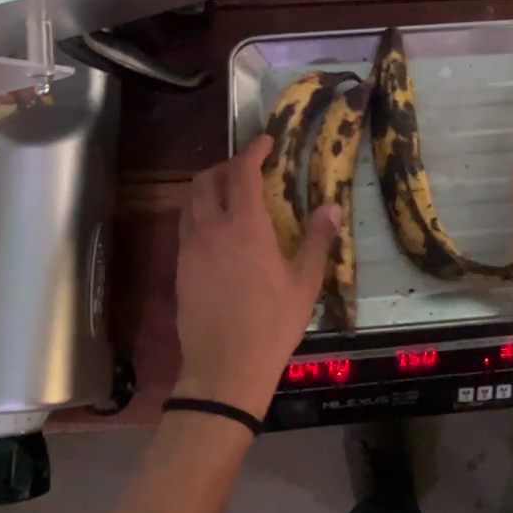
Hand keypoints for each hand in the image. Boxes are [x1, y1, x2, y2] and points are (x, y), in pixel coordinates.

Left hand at [172, 135, 336, 416]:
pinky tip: (216, 228)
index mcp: (245, 227)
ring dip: (208, 186)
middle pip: (207, 179)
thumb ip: (316, 240)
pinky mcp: (180, 268)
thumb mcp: (304, 284)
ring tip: (229, 192)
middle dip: (227, 165)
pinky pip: (185, 225)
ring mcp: (190, 248)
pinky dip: (199, 212)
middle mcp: (211, 228)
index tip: (267, 142)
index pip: (243, 172)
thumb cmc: (271, 325)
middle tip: (248, 168)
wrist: (223, 369)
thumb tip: (331, 207)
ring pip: (190, 200)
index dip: (254, 151)